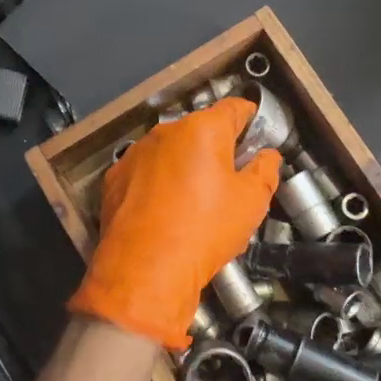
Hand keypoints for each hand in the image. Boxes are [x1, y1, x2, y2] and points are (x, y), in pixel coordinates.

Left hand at [69, 98, 279, 349]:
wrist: (144, 271)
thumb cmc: (204, 230)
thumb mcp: (251, 202)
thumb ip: (264, 170)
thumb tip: (267, 156)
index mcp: (202, 129)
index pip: (234, 108)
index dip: (250, 118)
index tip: (256, 131)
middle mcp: (165, 133)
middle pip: (199, 131)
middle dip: (216, 149)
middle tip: (231, 179)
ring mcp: (135, 155)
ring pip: (169, 153)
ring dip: (184, 167)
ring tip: (196, 202)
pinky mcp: (114, 180)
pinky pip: (145, 175)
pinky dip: (157, 186)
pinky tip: (165, 213)